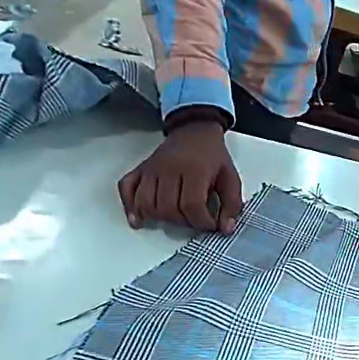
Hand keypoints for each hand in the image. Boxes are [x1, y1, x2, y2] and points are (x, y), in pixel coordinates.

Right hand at [117, 120, 242, 231]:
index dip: (201, 222)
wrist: (194, 130)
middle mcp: (169, 169)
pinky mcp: (140, 169)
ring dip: (160, 218)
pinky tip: (139, 220)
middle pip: (167, 208)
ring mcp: (151, 168)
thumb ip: (232, 203)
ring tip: (175, 218)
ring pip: (147, 203)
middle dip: (182, 222)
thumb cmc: (213, 156)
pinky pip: (126, 188)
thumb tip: (225, 229)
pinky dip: (130, 206)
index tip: (209, 225)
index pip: (191, 205)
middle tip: (193, 219)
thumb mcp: (230, 177)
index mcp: (194, 170)